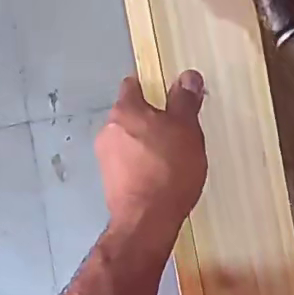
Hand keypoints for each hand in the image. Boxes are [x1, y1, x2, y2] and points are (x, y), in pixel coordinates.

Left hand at [96, 72, 207, 254]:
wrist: (147, 219)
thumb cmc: (169, 168)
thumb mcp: (186, 130)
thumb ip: (185, 101)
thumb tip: (188, 75)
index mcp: (125, 109)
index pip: (133, 85)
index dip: (151, 88)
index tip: (169, 98)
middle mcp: (108, 129)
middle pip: (130, 115)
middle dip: (150, 120)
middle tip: (177, 132)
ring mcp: (105, 157)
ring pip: (128, 141)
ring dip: (145, 145)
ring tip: (171, 159)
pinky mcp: (110, 182)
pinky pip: (128, 164)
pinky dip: (141, 166)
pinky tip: (160, 178)